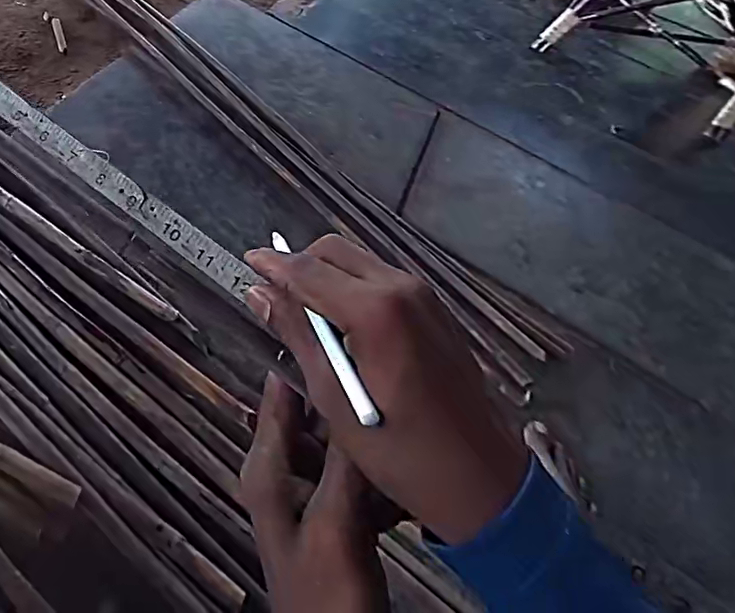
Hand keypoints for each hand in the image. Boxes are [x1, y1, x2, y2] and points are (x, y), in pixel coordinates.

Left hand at [241, 372, 392, 612]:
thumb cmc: (325, 597)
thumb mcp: (334, 524)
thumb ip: (341, 466)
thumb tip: (347, 405)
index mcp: (266, 469)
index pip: (279, 399)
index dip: (305, 371)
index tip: (338, 347)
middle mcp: (282, 473)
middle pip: (315, 422)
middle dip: (349, 414)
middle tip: (385, 402)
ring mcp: (310, 495)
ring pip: (339, 450)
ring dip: (368, 450)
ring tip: (400, 445)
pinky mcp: (336, 516)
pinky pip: (355, 482)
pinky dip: (378, 483)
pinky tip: (404, 491)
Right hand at [245, 237, 527, 543]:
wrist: (486, 484)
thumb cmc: (403, 450)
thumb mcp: (334, 397)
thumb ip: (296, 333)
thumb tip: (260, 294)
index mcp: (375, 311)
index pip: (306, 268)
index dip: (271, 262)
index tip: (247, 262)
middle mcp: (401, 289)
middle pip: (330, 250)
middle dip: (298, 266)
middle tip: (278, 300)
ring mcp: (423, 296)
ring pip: (353, 259)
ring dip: (324, 275)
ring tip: (310, 319)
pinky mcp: (433, 307)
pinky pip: (376, 276)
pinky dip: (349, 285)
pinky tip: (344, 325)